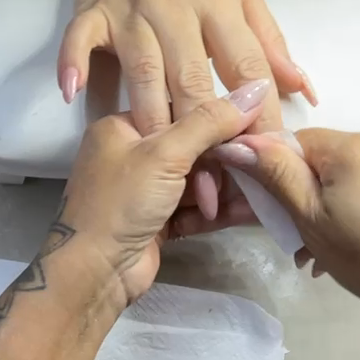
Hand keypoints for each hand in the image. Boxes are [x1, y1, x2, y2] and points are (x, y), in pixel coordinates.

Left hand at [56, 85, 266, 307]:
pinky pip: (193, 210)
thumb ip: (210, 122)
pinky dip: (218, 212)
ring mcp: (142, 192)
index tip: (257, 126)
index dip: (219, 119)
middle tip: (260, 166)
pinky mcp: (154, 222)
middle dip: (224, 161)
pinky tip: (253, 212)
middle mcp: (129, 155)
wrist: (93, 271)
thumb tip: (256, 89)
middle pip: (191, 147)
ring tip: (265, 190)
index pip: (179, 109)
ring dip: (226, 188)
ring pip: (195, 181)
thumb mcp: (165, 153)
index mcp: (121, 128)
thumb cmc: (121, 202)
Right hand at [61, 0, 309, 138]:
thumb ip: (269, 43)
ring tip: (159, 158)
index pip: (244, 65)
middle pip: (192, 77)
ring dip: (150, 116)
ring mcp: (130, 12)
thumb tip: (302, 91)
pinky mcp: (92, 12)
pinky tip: (72, 93)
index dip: (256, 112)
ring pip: (142, 71)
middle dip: (203, 130)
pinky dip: (73, 63)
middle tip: (212, 177)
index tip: (265, 153)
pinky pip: (79, 40)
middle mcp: (175, 10)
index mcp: (219, 5)